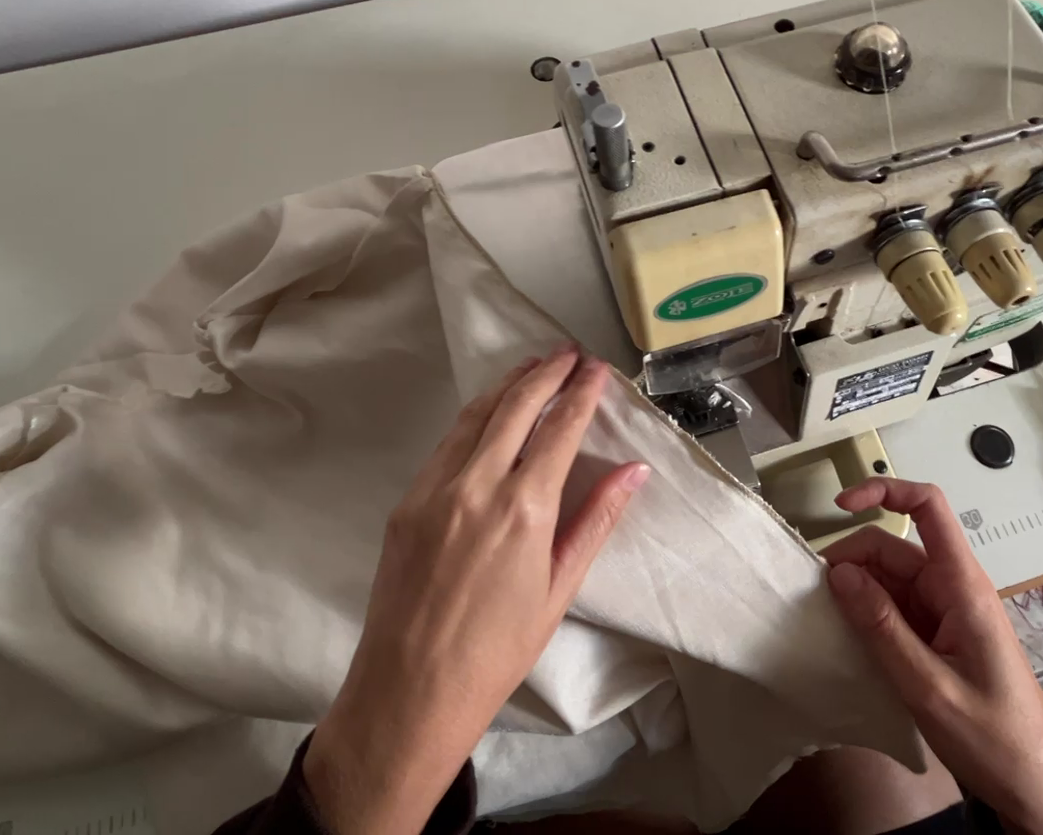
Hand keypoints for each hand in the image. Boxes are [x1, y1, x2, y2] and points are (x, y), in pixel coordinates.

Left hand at [303, 344, 649, 834]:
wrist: (410, 690)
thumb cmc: (499, 649)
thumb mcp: (560, 588)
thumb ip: (596, 519)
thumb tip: (635, 470)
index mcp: (524, 508)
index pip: (560, 429)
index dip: (581, 393)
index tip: (596, 368)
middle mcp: (477, 485)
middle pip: (516, 407)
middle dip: (546, 373)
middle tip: (568, 352)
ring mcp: (434, 488)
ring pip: (476, 415)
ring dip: (508, 385)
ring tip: (533, 366)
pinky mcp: (407, 500)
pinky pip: (447, 442)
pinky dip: (475, 416)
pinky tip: (489, 411)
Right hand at [822, 479, 1042, 834]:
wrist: (1035, 791)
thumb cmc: (993, 739)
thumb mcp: (928, 686)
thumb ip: (881, 627)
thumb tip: (840, 573)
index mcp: (962, 585)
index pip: (928, 507)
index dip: (884, 491)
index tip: (839, 506)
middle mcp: (952, 588)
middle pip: (893, 548)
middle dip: (851, 560)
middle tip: (815, 596)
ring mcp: (945, 612)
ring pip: (889, 578)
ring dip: (855, 590)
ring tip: (825, 620)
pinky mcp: (938, 636)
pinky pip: (894, 608)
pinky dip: (866, 614)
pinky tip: (846, 637)